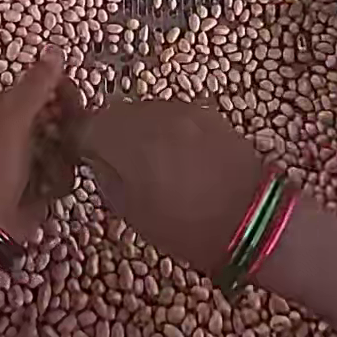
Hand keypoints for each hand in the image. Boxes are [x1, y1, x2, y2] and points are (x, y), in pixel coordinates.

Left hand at [0, 47, 80, 240]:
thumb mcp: (14, 120)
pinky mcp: (48, 182)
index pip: (50, 86)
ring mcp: (37, 156)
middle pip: (65, 115)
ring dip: (64, 158)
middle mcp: (27, 129)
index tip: (72, 100)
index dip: (64, 91)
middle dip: (69, 128)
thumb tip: (56, 50)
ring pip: (71, 144)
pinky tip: (49, 189)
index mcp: (13, 108)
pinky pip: (68, 171)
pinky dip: (60, 180)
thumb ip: (36, 86)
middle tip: (63, 140)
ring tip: (49, 172)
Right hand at [75, 99, 268, 274]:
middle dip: (107, 134)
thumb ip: (105, 175)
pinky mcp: (204, 110)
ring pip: (140, 111)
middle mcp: (150, 113)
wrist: (258, 222)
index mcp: (126, 139)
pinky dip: (162, 129)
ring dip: (136, 130)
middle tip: (114, 164)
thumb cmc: (187, 228)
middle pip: (112, 114)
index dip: (78, 142)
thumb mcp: (130, 211)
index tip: (81, 159)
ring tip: (149, 162)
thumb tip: (96, 156)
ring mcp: (179, 108)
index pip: (84, 126)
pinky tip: (175, 155)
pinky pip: (168, 114)